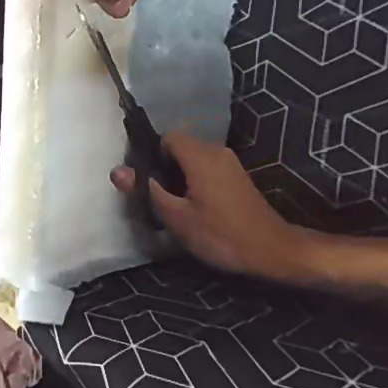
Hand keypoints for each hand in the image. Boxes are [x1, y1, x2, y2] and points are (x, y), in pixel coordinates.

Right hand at [111, 132, 320, 277]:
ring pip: (195, 159)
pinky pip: (208, 168)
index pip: (168, 138)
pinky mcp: (238, 176)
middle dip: (165, 168)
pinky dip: (197, 182)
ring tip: (176, 207)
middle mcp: (216, 151)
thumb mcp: (177, 217)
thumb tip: (117, 170)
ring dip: (181, 177)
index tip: (147, 182)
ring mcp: (230, 163)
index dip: (152, 156)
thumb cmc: (220, 234)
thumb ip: (148, 190)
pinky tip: (197, 209)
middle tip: (158, 199)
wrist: (270, 250)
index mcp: (200, 156)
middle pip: (181, 147)